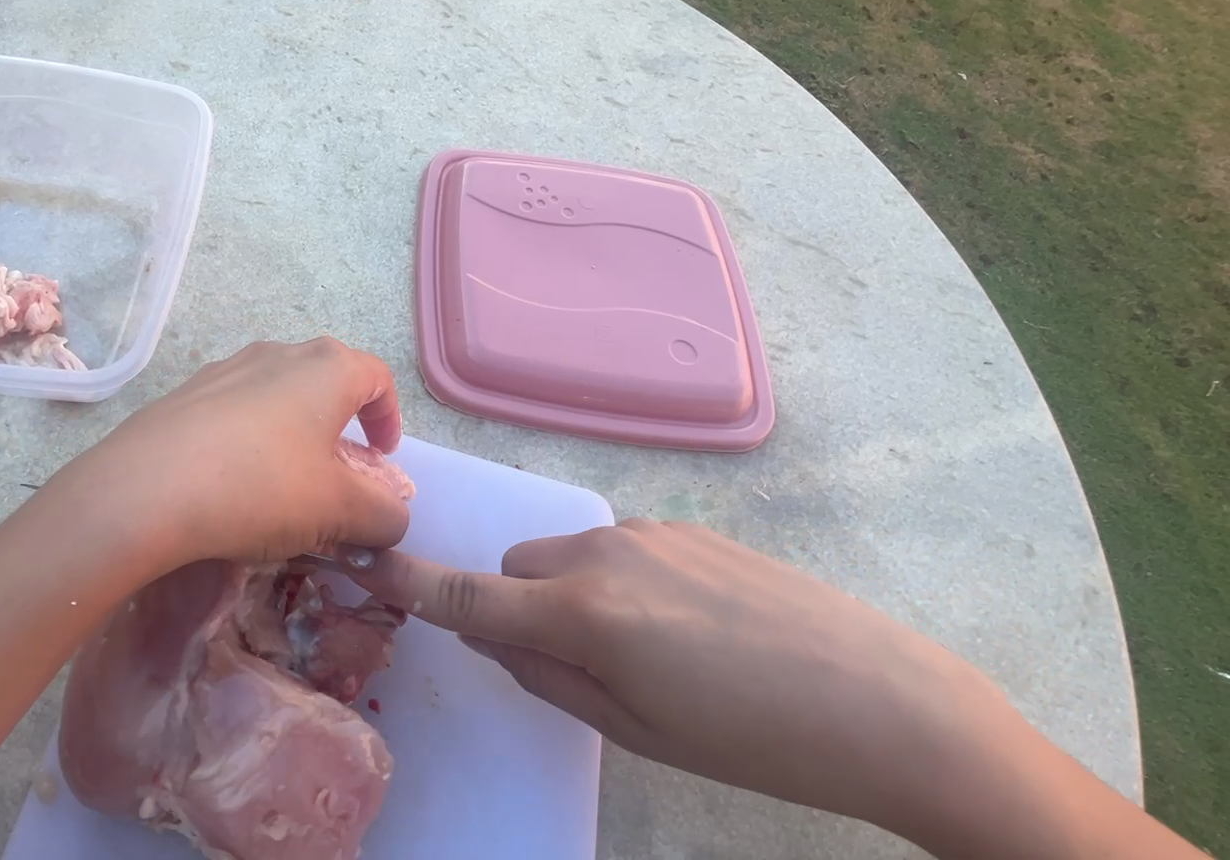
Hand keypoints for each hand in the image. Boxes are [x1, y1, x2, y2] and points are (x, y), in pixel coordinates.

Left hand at [44, 339, 409, 567]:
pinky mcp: (184, 395)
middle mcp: (277, 355)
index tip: (383, 456)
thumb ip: (383, 514)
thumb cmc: (261, 487)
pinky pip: (233, 412)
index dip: (389, 416)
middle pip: (325, 381)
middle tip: (338, 472)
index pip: (376, 377)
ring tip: (284, 483)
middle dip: (340, 426)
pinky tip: (232, 483)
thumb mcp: (338, 511)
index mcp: (325, 369)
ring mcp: (224, 370)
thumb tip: (393, 518)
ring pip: (276, 395)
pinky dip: (249, 440)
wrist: (144, 490)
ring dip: (293, 433)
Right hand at [350, 519, 1198, 859]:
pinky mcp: (684, 523)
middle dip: (524, 602)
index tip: (373, 566)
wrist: (888, 702)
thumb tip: (495, 636)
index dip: (414, 581)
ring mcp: (645, 531)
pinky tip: (695, 619)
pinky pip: (618, 545)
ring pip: (567, 553)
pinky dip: (621, 576)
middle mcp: (600, 553)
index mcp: (581, 614)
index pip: (469, 594)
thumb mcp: (634, 730)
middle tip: (586, 659)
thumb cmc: (750, 739)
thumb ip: (546, 676)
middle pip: (517, 564)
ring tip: (658, 644)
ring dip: (574, 589)